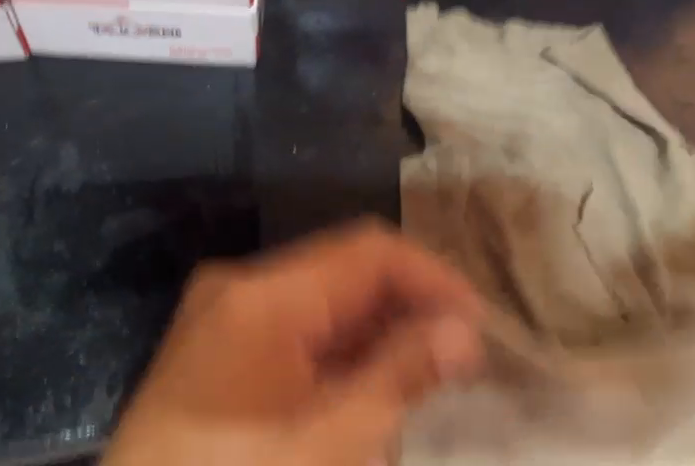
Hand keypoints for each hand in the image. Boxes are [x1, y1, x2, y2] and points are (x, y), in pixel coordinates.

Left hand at [105, 219, 485, 465]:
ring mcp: (220, 317)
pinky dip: (335, 353)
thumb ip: (399, 377)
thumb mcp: (328, 443)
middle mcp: (238, 287)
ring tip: (426, 378)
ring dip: (374, 332)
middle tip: (462, 360)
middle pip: (341, 271)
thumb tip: (462, 330)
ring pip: (318, 302)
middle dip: (405, 307)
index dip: (431, 277)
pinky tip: (368, 389)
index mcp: (262, 294)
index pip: (366, 251)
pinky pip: (291, 331)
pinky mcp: (214, 350)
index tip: (480, 326)